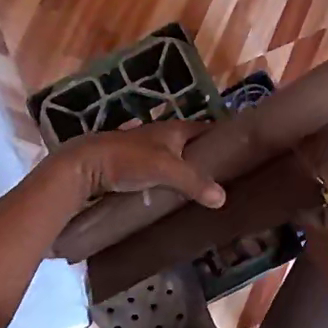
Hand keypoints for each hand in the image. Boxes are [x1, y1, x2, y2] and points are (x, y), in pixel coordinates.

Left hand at [53, 121, 225, 206]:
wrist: (85, 166)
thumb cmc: (128, 159)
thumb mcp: (166, 169)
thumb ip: (195, 182)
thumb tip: (223, 199)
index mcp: (175, 129)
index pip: (208, 128)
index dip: (224, 137)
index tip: (242, 153)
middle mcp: (163, 136)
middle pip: (194, 146)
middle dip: (209, 159)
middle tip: (229, 179)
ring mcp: (148, 151)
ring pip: (178, 160)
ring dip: (190, 173)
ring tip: (209, 192)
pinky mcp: (135, 168)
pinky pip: (163, 174)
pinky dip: (173, 183)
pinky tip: (180, 197)